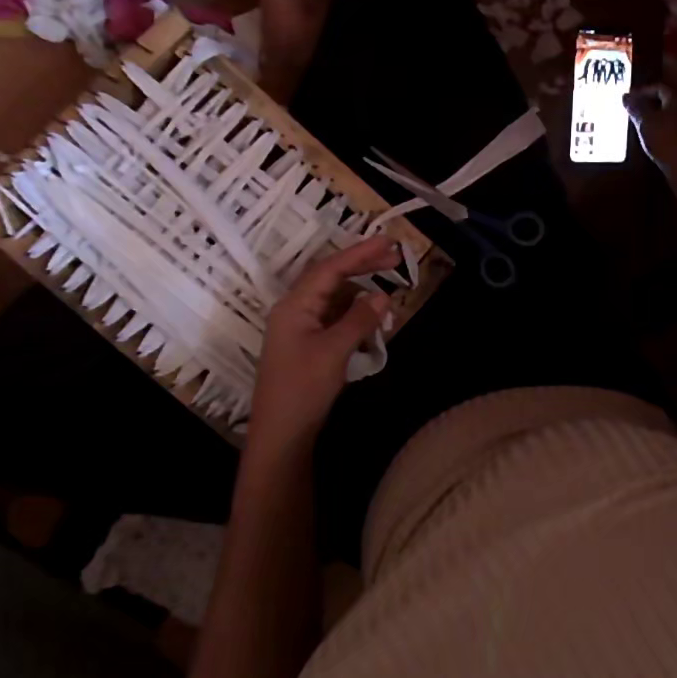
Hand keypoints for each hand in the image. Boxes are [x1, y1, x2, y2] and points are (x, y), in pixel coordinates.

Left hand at [251, 236, 400, 443]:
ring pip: (336, 300)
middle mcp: (295, 310)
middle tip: (395, 259)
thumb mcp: (335, 351)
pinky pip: (336, 320)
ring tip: (390, 295)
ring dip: (362, 295)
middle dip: (362, 267)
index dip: (360, 253)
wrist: (281, 434)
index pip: (330, 269)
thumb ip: (359, 319)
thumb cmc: (303, 388)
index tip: (389, 242)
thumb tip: (383, 295)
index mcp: (294, 306)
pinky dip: (356, 317)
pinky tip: (374, 324)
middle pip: (332, 279)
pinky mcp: (309, 345)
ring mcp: (301, 328)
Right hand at [624, 84, 676, 178]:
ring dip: (662, 115)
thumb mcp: (645, 123)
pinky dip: (671, 125)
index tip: (630, 99)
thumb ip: (635, 107)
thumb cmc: (665, 141)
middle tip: (637, 110)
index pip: (658, 87)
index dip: (642, 92)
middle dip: (652, 103)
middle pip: (670, 97)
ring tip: (647, 124)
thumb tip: (626, 96)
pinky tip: (662, 135)